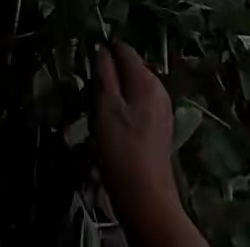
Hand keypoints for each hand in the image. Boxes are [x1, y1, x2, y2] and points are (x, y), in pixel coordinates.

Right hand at [95, 44, 206, 246]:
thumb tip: (102, 49)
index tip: (86, 62)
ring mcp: (162, 108)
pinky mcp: (160, 127)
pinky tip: (114, 124)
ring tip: (99, 108)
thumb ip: (105, 75)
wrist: (148, 200)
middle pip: (130, 67)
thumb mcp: (106, 108)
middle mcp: (159, 88)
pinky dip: (126, 106)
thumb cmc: (123, 151)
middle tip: (90, 89)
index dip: (104, 51)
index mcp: (146, 80)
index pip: (124, 49)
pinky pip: (140, 104)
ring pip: (134, 87)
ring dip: (117, 91)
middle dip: (110, 73)